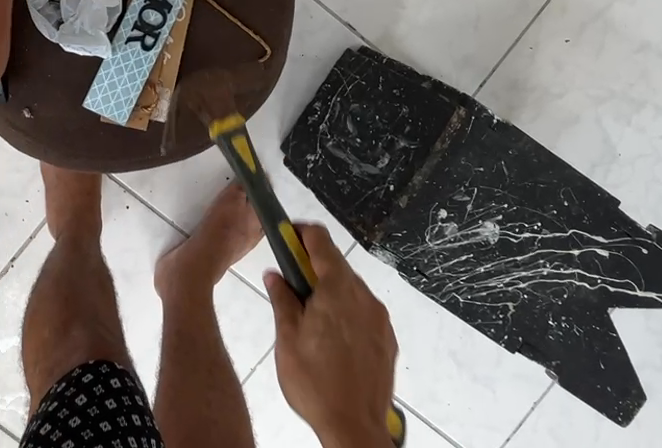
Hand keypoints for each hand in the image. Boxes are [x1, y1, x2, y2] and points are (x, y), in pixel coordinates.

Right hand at [265, 225, 398, 447]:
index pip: (321, 240)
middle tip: (290, 282)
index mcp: (337, 289)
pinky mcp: (387, 339)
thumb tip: (274, 274)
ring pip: (350, 288)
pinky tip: (331, 337)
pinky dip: (345, 311)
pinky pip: (363, 311)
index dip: (301, 232)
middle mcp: (363, 296)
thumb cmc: (314, 382)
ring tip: (309, 316)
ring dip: (329, 289)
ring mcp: (379, 318)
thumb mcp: (286, 338)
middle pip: (336, 264)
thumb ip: (282, 299)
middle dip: (312, 265)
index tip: (285, 236)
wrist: (355, 429)